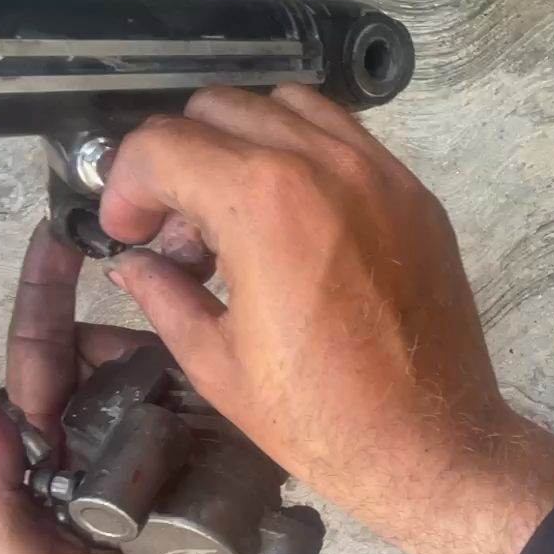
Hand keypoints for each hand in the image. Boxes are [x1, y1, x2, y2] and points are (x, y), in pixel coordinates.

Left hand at [0, 222, 236, 553]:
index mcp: (44, 454)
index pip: (39, 360)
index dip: (46, 294)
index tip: (67, 233)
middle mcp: (95, 445)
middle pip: (112, 360)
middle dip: (138, 324)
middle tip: (186, 305)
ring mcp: (149, 461)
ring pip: (165, 385)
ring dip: (187, 357)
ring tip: (225, 343)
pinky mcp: (196, 478)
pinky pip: (206, 424)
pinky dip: (221, 399)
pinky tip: (249, 386)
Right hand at [99, 85, 553, 553]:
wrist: (429, 445)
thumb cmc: (326, 422)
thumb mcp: (219, 367)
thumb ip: (164, 297)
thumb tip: (136, 265)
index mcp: (266, 207)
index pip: (162, 145)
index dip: (124, 185)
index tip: (128, 228)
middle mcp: (327, 169)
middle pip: (218, 110)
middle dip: (179, 162)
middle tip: (180, 230)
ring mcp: (382, 177)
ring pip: (286, 108)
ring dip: (242, 145)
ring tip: (238, 216)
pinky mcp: (417, 199)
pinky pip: (347, 140)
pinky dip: (305, 156)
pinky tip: (298, 218)